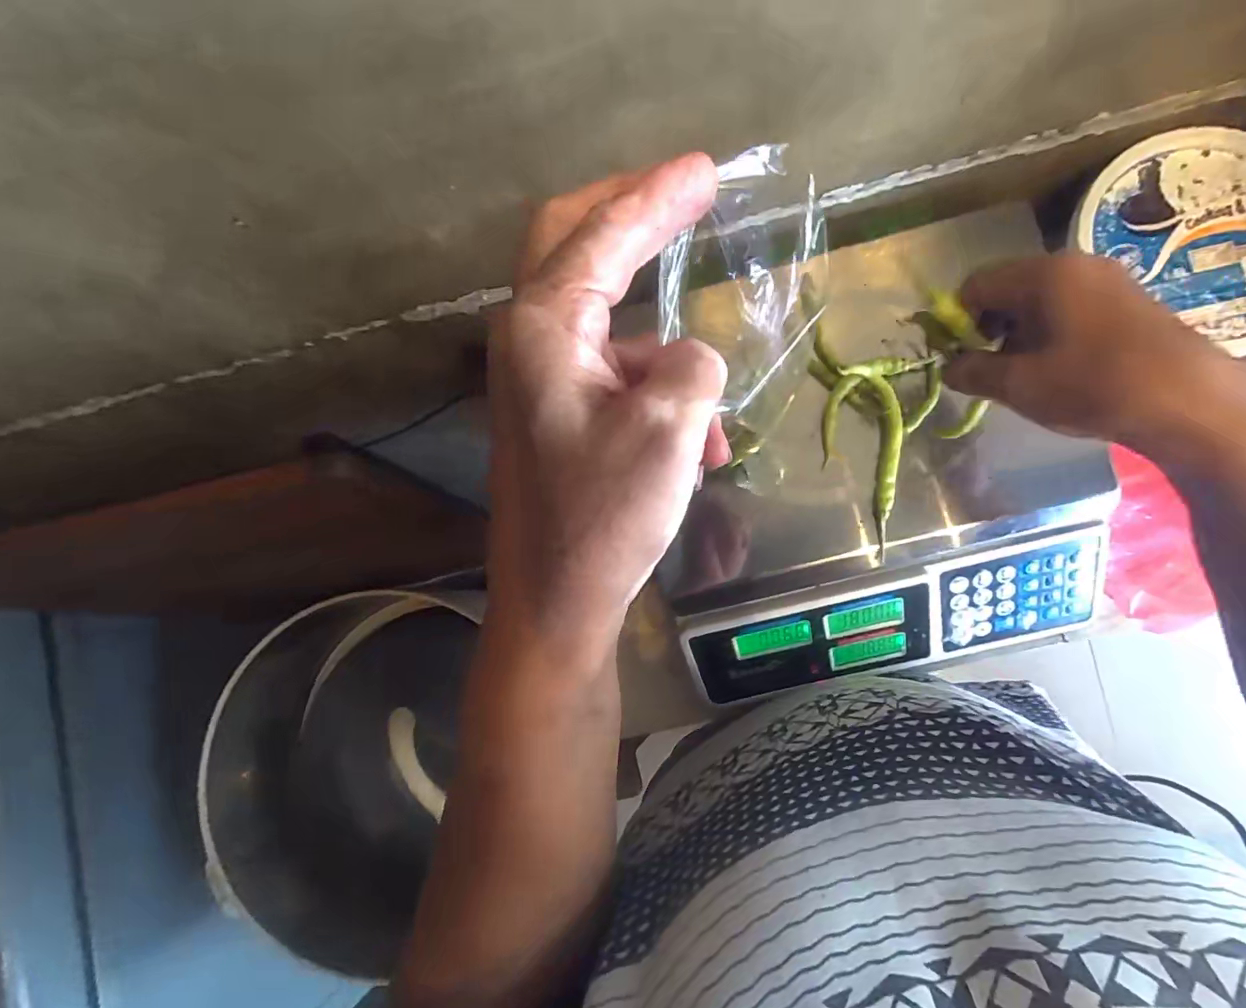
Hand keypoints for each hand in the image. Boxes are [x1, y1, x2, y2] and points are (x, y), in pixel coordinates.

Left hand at [485, 153, 728, 661]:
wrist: (557, 601)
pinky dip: (663, 401)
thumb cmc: (606, 517)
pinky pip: (620, 383)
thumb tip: (692, 359)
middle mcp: (531, 342)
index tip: (706, 168)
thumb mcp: (672, 430)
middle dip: (630, 217)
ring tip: (713, 429)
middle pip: (576, 247)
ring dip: (673, 363)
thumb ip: (694, 367)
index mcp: (547, 328)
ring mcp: (541, 381)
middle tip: (681, 194)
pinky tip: (699, 451)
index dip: (658, 196)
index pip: (605, 235)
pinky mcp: (558, 418)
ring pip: (615, 335)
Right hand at [942, 254, 1245, 462]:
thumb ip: (975, 372)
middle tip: (990, 370)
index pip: (976, 284)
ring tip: (1026, 376)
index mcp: (1044, 274)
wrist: (1186, 398)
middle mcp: (1074, 263)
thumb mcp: (1021, 385)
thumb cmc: (1093, 385)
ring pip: (1041, 299)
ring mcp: (1106, 279)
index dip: (956, 320)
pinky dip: (1051, 333)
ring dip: (1020, 333)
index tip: (958, 358)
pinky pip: (1071, 307)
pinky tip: (1061, 369)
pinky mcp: (1127, 300)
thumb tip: (948, 367)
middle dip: (988, 327)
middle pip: (1009, 287)